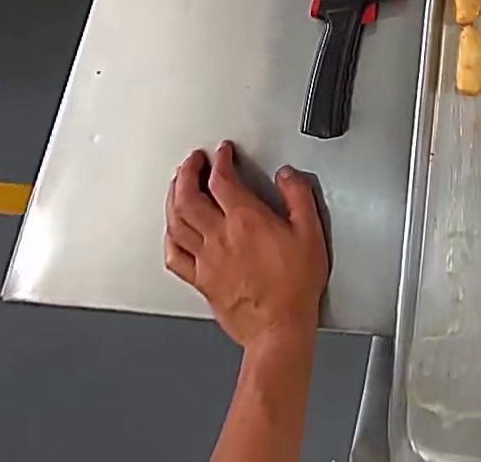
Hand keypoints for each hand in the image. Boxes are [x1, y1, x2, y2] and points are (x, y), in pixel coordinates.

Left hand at [167, 142, 328, 350]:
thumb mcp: (310, 230)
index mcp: (246, 221)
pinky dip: (169, 235)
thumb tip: (287, 174)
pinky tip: (172, 229)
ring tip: (177, 185)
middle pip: (188, 197)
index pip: (222, 180)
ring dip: (173, 198)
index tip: (223, 152)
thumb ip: (298, 195)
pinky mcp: (201, 281)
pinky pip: (174, 255)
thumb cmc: (295, 283)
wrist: (279, 328)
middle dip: (187, 173)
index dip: (220, 160)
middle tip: (193, 161)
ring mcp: (206, 260)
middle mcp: (221, 237)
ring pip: (176, 222)